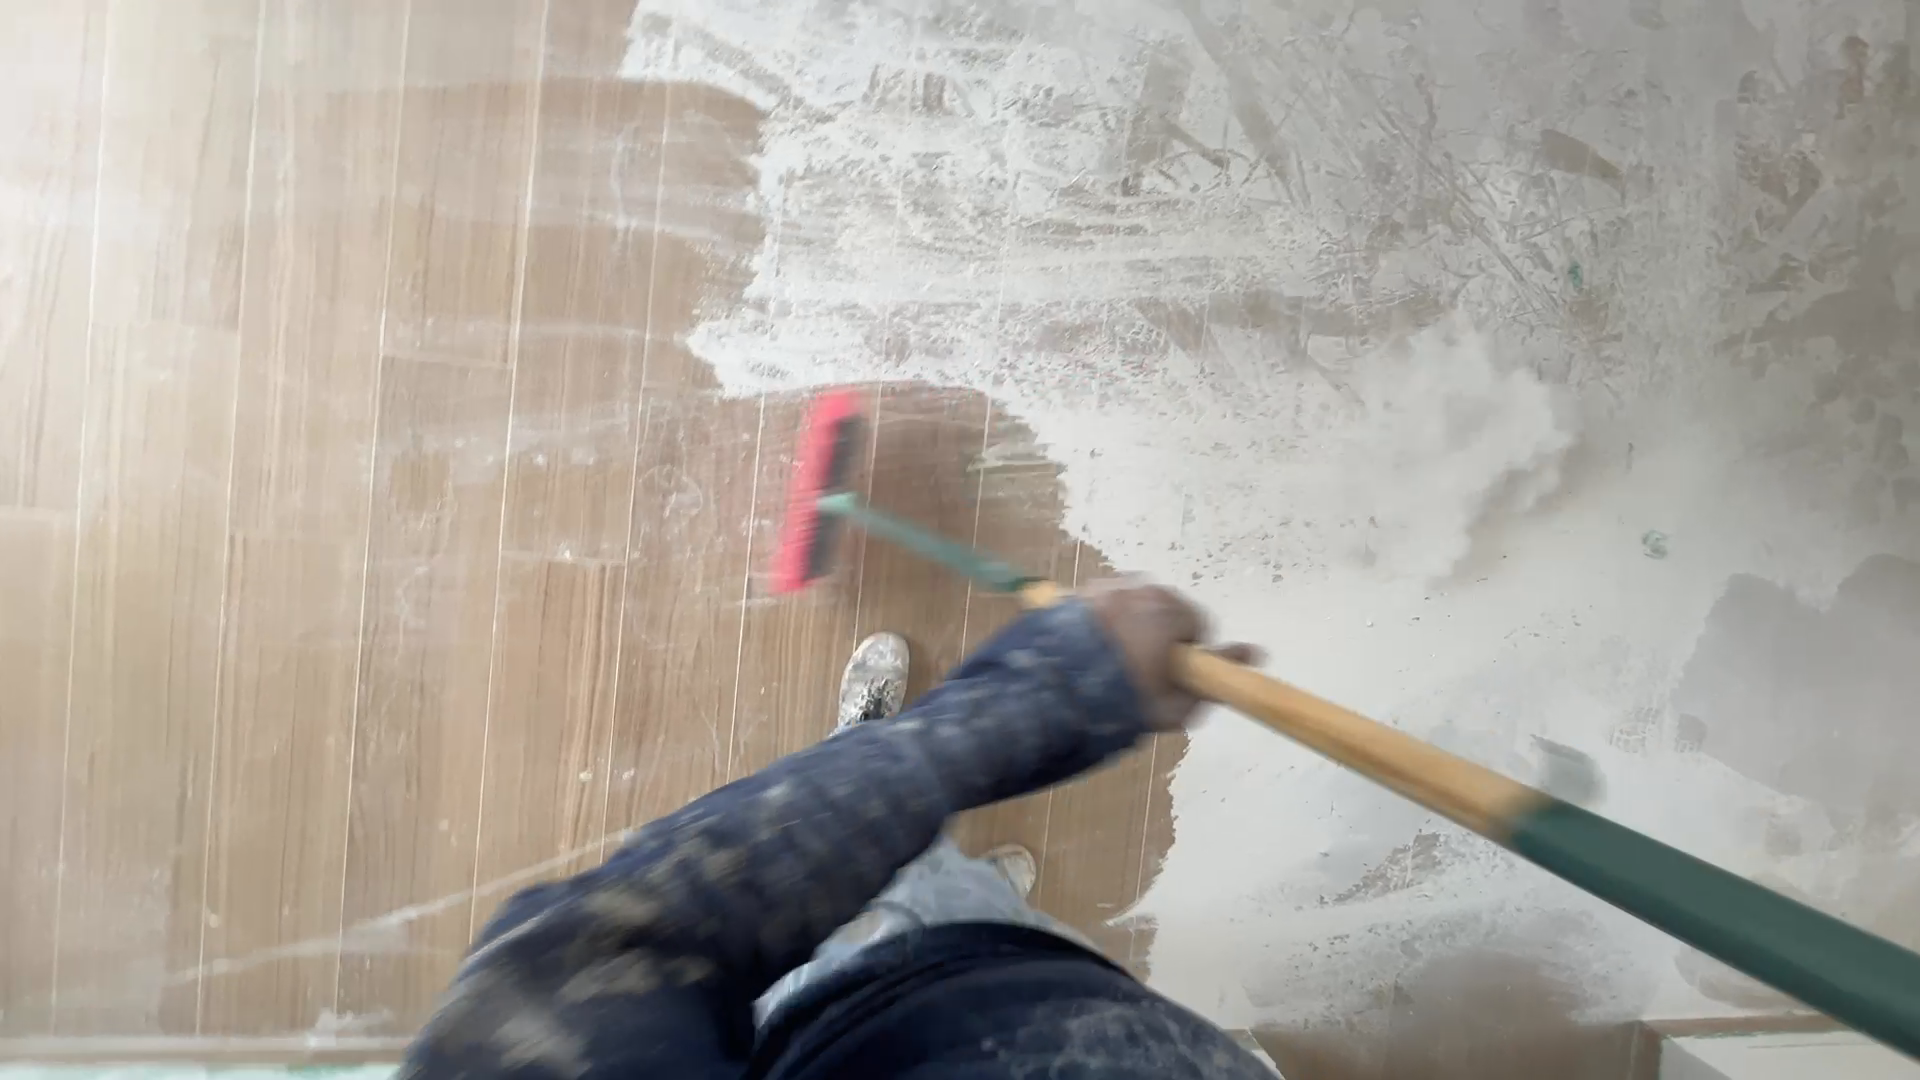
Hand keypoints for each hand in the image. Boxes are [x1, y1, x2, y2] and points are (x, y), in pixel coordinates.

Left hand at [1079, 577, 1262, 730]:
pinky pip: (1102, 604)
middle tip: (1138, 671)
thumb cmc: (1120, 701)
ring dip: (1130, 625)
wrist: (1052, 696)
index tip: (1169, 673)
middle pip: (1163, 609)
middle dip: (1158, 634)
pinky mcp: (1074, 593)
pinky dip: (1102, 621)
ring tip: (1111, 662)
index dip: (1186, 653)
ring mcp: (1102, 587)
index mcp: (1168, 609)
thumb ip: (1219, 677)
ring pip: (1132, 605)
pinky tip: (1090, 650)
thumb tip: (1255, 653)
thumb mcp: (1177, 703)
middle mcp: (1137, 588)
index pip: (1196, 624)